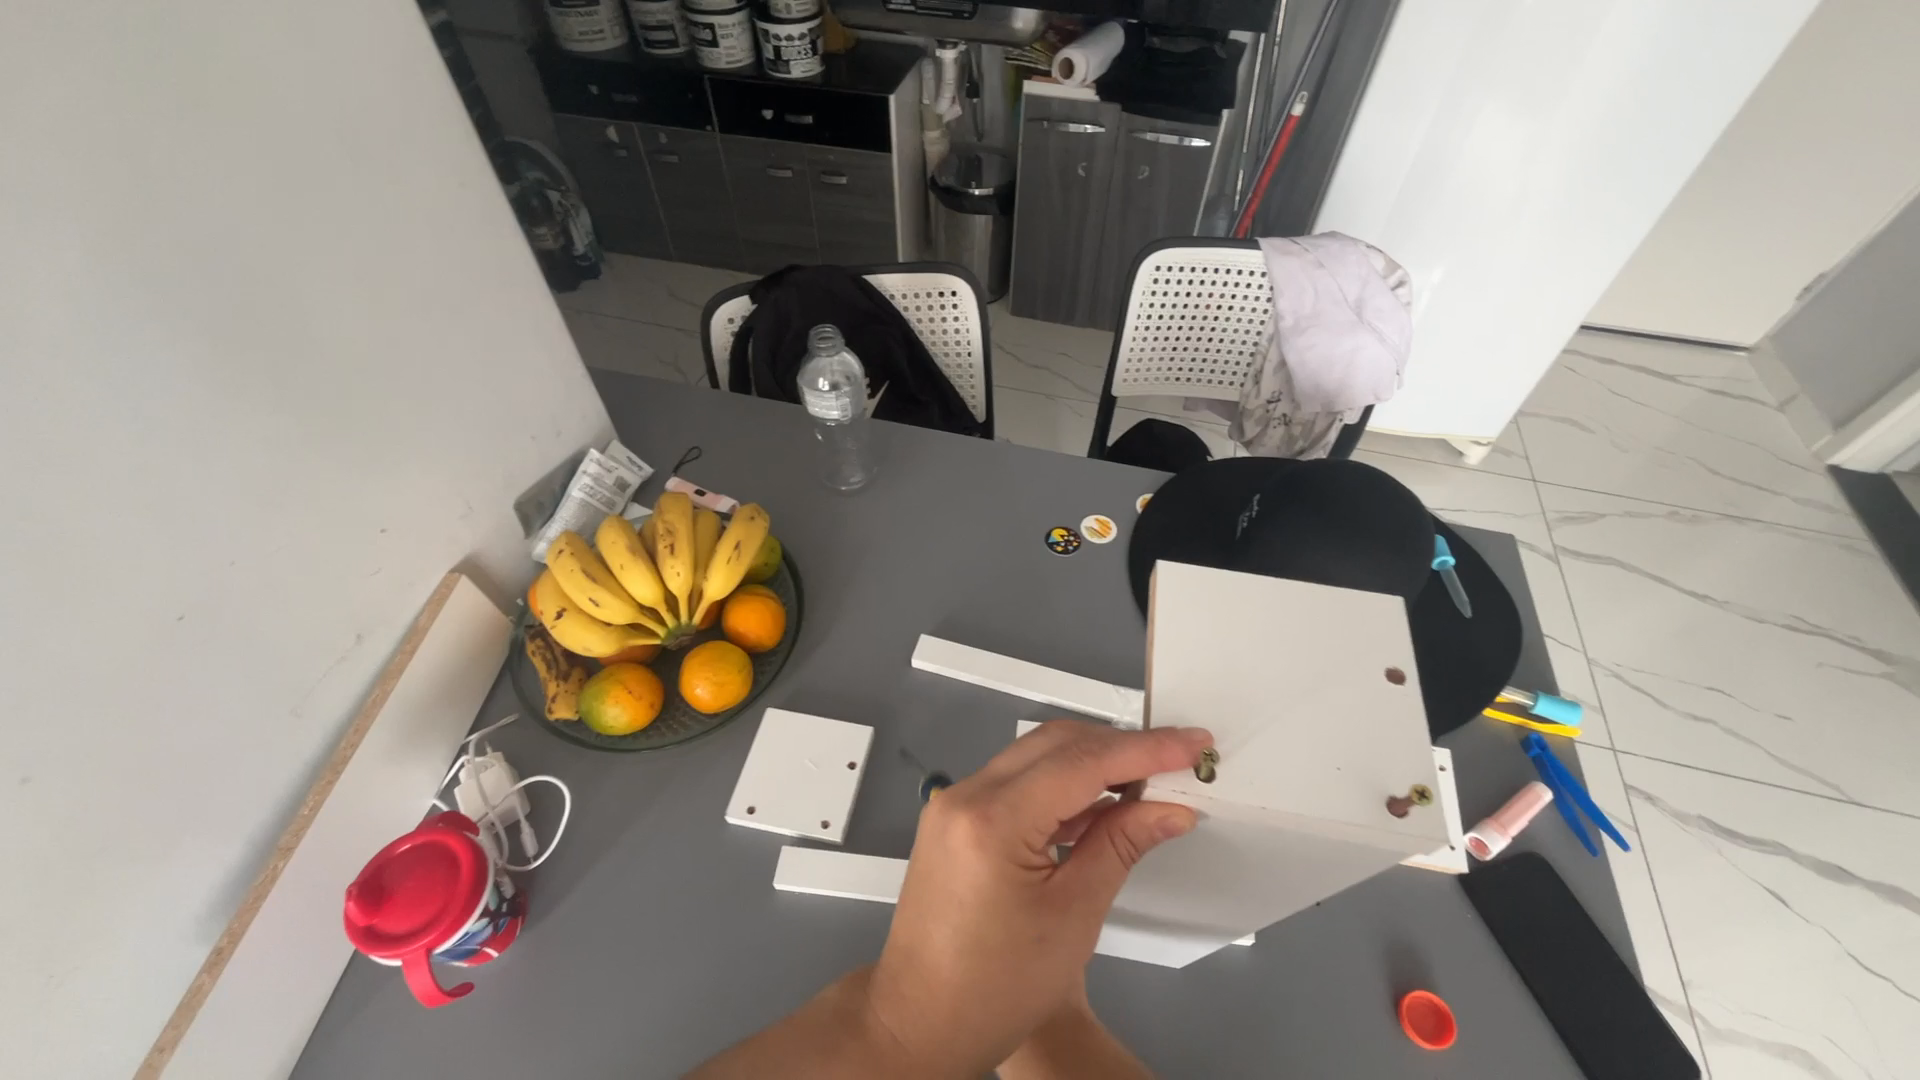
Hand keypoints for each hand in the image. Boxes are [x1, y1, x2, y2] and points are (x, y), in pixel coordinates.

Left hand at [864, 720, 1213, 1074]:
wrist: (919, 1021)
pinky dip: (1059, 785)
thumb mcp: (1073, 916)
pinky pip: (1015, 782)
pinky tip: (1098, 804)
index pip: (1081, 762)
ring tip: (1147, 781)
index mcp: (993, 818)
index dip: (1145, 749)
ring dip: (1090, 762)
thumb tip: (1172, 809)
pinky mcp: (954, 817)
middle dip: (1119, 747)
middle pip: (1055, 744)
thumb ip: (1120, 846)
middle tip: (1177, 760)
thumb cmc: (999, 985)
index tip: (1194, 743)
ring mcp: (954, 802)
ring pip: (1034, 756)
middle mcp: (966, 794)